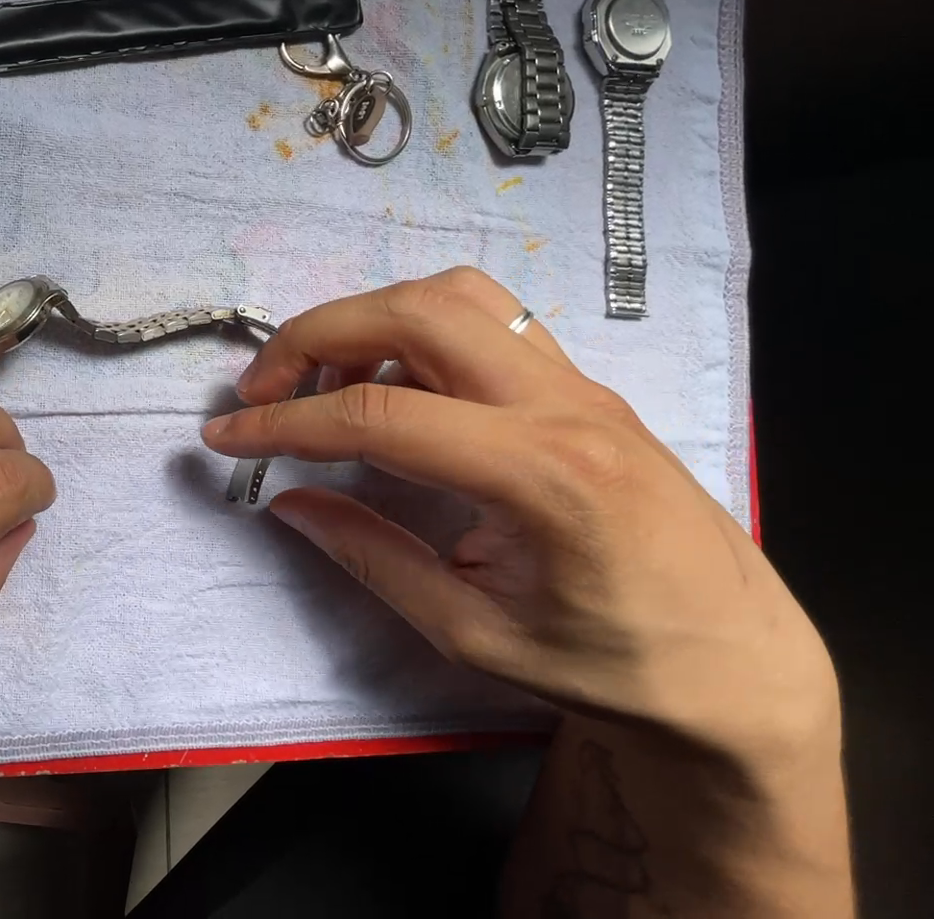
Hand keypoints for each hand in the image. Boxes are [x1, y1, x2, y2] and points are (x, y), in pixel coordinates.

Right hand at [201, 267, 835, 761]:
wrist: (740, 665)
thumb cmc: (610, 667)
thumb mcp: (471, 633)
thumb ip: (370, 556)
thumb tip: (286, 500)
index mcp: (541, 473)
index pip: (378, 415)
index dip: (283, 422)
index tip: (223, 437)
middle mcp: (562, 403)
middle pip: (415, 312)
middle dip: (314, 336)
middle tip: (261, 390)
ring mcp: (577, 383)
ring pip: (452, 295)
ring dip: (366, 321)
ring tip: (325, 383)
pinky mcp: (578, 384)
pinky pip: (481, 318)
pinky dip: (409, 330)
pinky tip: (390, 388)